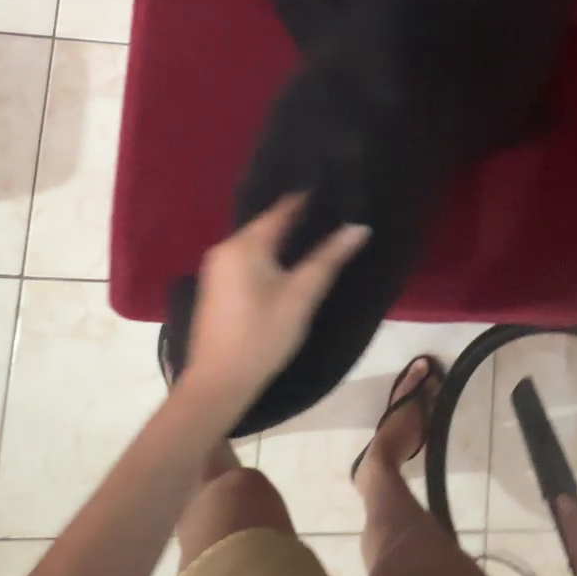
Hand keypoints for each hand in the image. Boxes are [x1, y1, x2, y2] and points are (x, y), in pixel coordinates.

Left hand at [179, 194, 368, 420]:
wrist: (218, 384)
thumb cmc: (262, 336)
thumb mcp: (301, 296)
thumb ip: (329, 258)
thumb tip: (359, 228)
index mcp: (244, 244)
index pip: (282, 209)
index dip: (309, 199)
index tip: (336, 190)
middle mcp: (225, 248)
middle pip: (268, 224)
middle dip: (299, 219)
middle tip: (334, 213)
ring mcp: (217, 268)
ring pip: (258, 243)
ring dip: (285, 239)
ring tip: (319, 234)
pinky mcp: (217, 287)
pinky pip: (249, 258)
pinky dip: (270, 255)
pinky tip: (290, 262)